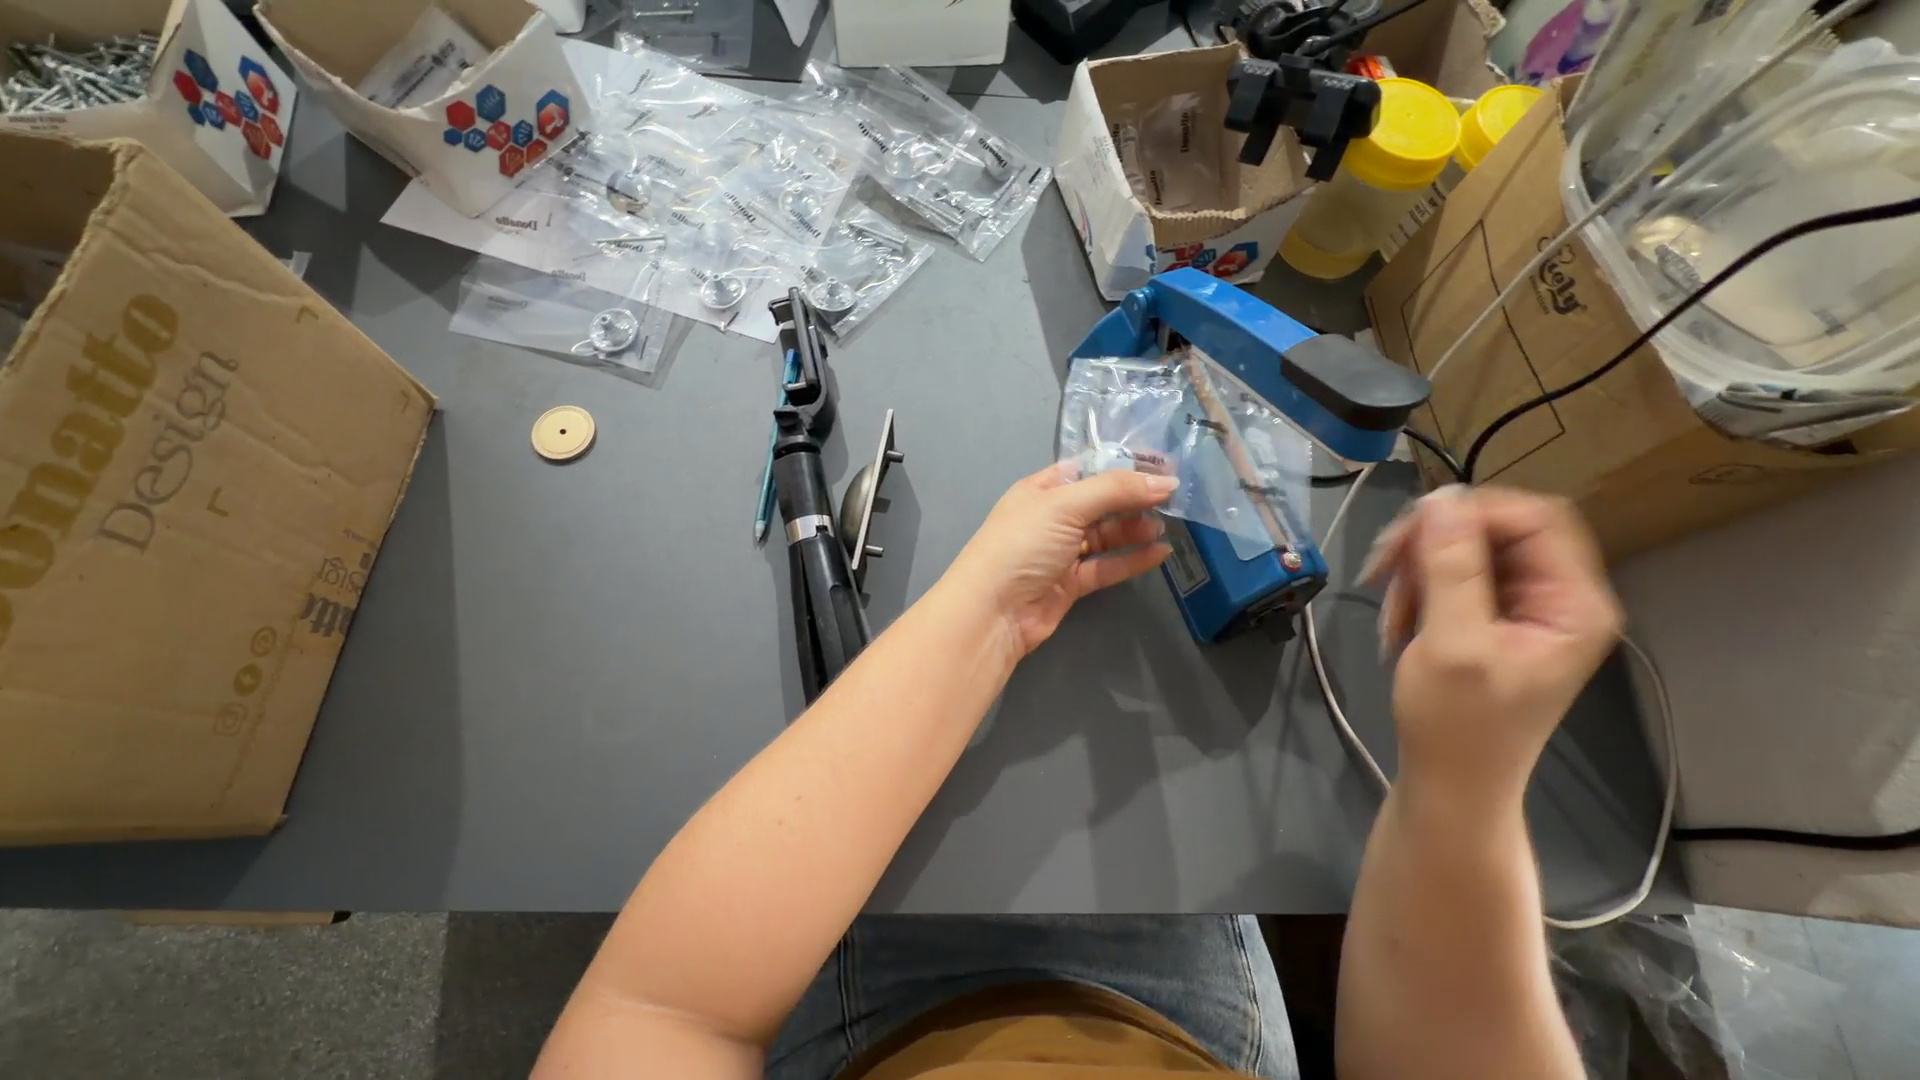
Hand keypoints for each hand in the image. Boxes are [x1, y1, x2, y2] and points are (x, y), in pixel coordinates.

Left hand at [941, 463, 1178, 657]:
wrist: (993, 612)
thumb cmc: (1022, 545)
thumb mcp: (1065, 506)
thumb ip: (1116, 490)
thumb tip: (1166, 480)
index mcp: (1041, 490)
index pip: (1086, 469)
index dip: (1121, 466)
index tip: (1161, 465)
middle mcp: (1051, 517)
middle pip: (1100, 502)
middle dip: (1133, 498)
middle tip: (1173, 497)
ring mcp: (1061, 552)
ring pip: (1106, 535)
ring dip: (1134, 529)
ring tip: (1165, 525)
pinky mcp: (1071, 583)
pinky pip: (1107, 566)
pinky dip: (1132, 559)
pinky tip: (1160, 552)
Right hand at [1361, 487, 1622, 799]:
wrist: (1450, 784)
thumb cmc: (1457, 726)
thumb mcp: (1452, 644)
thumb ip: (1450, 568)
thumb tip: (1441, 498)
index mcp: (1573, 603)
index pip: (1535, 519)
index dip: (1473, 514)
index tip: (1410, 536)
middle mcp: (1557, 596)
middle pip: (1496, 530)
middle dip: (1433, 544)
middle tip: (1383, 570)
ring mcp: (1523, 609)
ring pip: (1466, 551)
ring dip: (1417, 570)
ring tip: (1390, 612)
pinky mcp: (1491, 619)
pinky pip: (1452, 578)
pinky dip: (1417, 590)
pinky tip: (1399, 622)